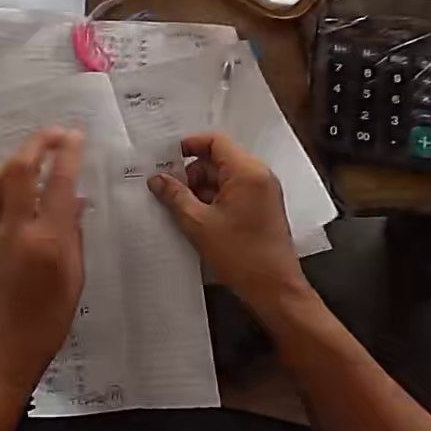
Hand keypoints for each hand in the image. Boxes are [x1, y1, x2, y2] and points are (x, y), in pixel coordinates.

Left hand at [0, 128, 85, 397]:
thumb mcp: (74, 277)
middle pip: (20, 170)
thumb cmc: (48, 319)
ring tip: (30, 157)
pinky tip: (5, 183)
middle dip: (37, 143)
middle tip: (54, 134)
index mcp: (48, 241)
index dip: (68, 153)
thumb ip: (74, 234)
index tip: (76, 136)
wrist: (2, 347)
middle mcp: (15, 229)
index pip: (59, 184)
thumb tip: (75, 200)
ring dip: (13, 160)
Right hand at [148, 133, 310, 312]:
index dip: (189, 145)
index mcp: (247, 172)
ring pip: (223, 178)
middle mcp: (258, 176)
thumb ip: (175, 196)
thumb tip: (157, 179)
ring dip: (200, 189)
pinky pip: (233, 193)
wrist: (274, 288)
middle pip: (218, 160)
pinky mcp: (261, 208)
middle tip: (168, 191)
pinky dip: (213, 200)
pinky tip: (196, 218)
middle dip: (191, 174)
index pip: (215, 142)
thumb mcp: (198, 223)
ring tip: (180, 209)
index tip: (167, 158)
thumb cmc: (240, 255)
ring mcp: (262, 192)